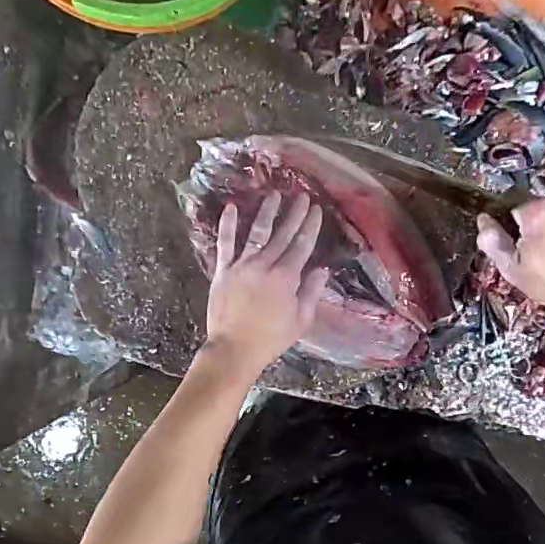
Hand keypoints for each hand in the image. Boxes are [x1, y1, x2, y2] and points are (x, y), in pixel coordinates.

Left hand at [201, 190, 329, 377]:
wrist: (234, 349)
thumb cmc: (271, 339)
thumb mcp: (300, 320)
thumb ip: (310, 293)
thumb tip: (322, 271)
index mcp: (286, 278)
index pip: (302, 246)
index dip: (310, 226)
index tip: (316, 210)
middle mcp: (265, 265)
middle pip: (283, 235)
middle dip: (294, 214)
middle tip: (302, 196)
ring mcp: (242, 266)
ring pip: (257, 232)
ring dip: (267, 212)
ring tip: (274, 194)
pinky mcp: (223, 271)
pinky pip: (225, 244)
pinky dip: (228, 225)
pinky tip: (232, 208)